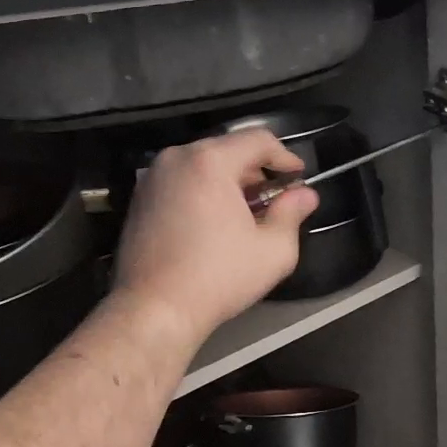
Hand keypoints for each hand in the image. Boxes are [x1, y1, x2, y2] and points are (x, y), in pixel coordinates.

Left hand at [113, 129, 319, 338]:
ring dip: (230, 183)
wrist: (156, 307)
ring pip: (202, 165)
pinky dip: (205, 192)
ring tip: (248, 214)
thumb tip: (305, 195)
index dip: (284, 156)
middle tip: (276, 200)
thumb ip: (292, 214)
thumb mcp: (273, 250)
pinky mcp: (140, 199)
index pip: (257, 139)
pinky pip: (182, 182)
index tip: (299, 178)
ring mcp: (153, 177)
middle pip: (227, 150)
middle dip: (256, 171)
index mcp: (210, 162)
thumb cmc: (220, 276)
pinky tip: (216, 224)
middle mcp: (176, 158)